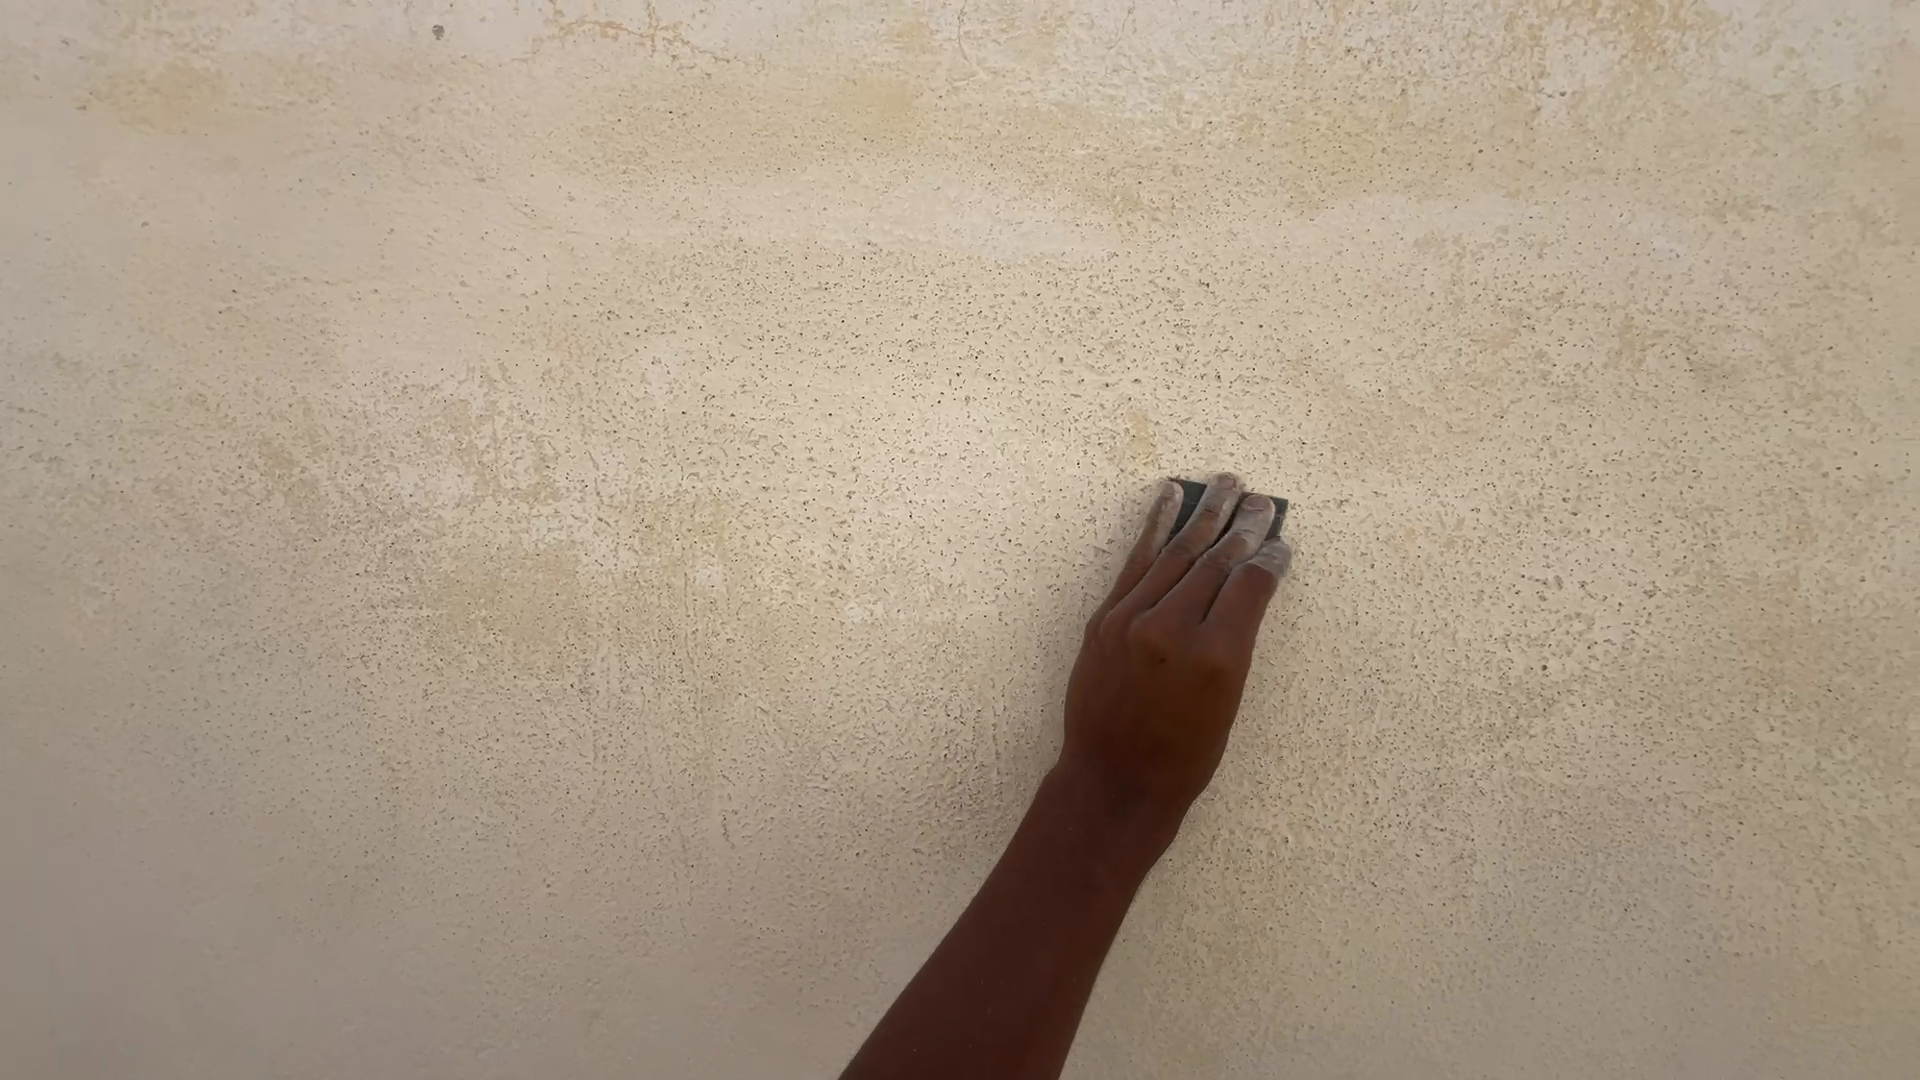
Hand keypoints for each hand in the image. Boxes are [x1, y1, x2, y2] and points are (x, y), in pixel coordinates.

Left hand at [1061, 474, 1292, 819]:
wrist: (1113, 779)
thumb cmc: (1183, 757)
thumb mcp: (1229, 704)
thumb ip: (1235, 641)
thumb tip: (1246, 588)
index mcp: (1217, 658)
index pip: (1250, 586)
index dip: (1270, 559)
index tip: (1282, 542)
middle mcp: (1172, 630)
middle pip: (1215, 562)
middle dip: (1242, 527)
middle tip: (1260, 500)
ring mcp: (1131, 620)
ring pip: (1175, 554)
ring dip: (1203, 515)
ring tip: (1225, 484)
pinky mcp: (1104, 619)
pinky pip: (1135, 563)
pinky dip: (1154, 528)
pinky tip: (1168, 499)